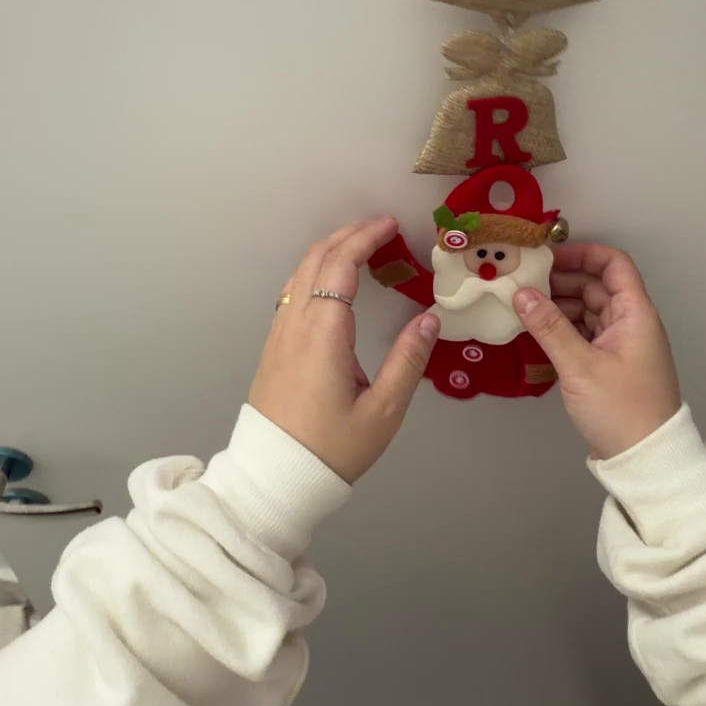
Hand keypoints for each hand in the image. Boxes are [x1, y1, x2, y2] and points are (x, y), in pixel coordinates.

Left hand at [249, 217, 439, 481]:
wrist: (274, 479)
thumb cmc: (331, 448)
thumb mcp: (382, 411)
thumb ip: (408, 361)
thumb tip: (430, 320)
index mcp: (323, 333)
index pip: (340, 266)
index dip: (365, 239)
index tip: (390, 226)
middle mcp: (296, 324)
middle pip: (316, 259)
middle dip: (348, 235)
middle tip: (380, 228)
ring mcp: (280, 334)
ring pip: (300, 272)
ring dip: (329, 250)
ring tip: (360, 246)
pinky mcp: (274, 347)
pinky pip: (292, 291)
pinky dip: (315, 270)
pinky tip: (331, 280)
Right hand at [514, 244, 681, 459]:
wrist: (646, 460)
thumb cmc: (622, 411)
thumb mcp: (580, 366)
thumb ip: (549, 327)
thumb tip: (522, 294)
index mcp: (635, 314)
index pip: (613, 264)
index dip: (583, 254)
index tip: (549, 257)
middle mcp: (630, 323)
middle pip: (596, 286)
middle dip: (561, 281)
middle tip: (525, 282)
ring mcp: (620, 344)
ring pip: (587, 309)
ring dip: (558, 305)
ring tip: (524, 306)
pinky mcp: (609, 363)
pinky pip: (584, 332)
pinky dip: (562, 328)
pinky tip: (537, 331)